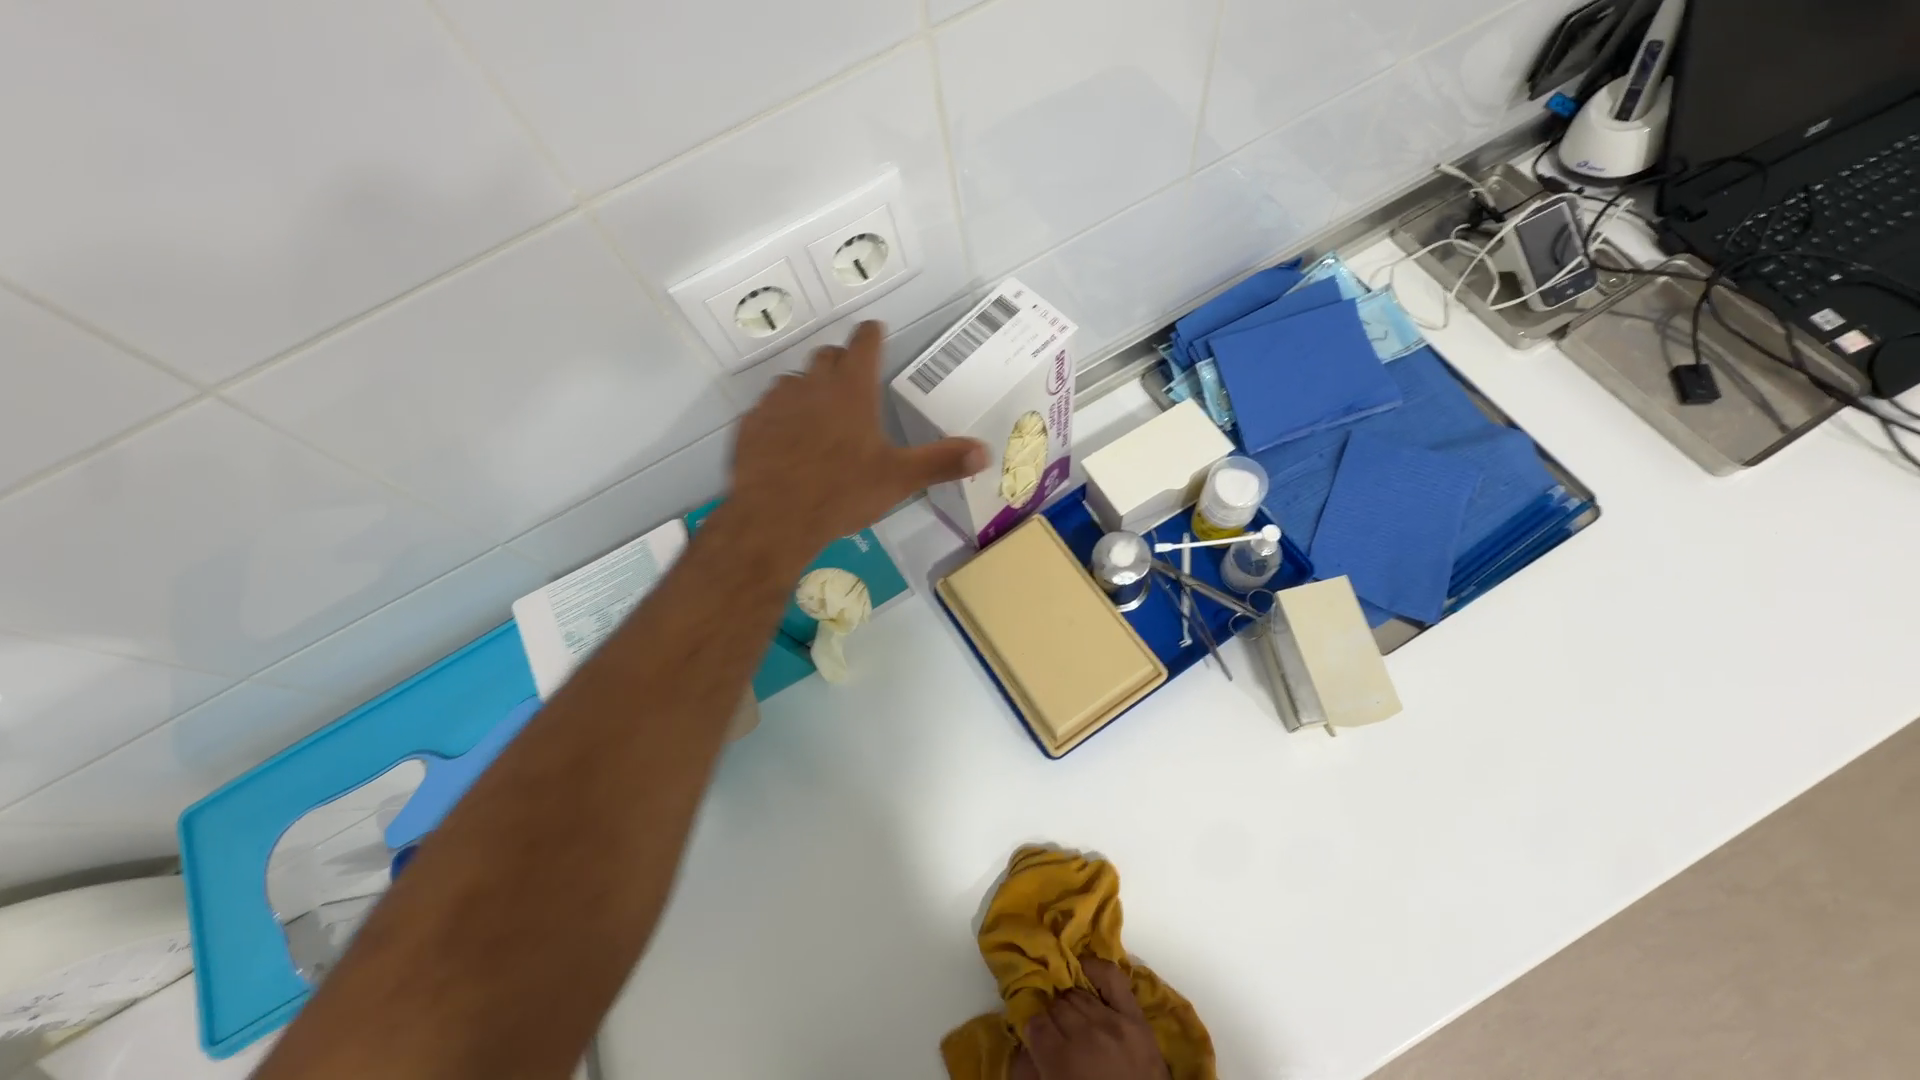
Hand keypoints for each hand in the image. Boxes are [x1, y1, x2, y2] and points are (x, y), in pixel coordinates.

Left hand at [731, 321, 985, 551]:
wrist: (774, 518)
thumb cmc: (842, 492)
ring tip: (819, 415)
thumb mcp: (899, 479)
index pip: (864, 343)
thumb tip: (984, 452)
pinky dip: (781, 415)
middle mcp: (814, 386)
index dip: (872, 334)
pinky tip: (787, 440)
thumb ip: (941, 462)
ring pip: (795, 380)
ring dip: (809, 388)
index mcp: (853, 390)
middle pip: (827, 356)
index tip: (875, 331)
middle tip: (852, 381)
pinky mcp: (753, 424)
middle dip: (841, 362)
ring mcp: (778, 403)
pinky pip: (768, 408)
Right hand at [1012, 958, 1170, 1079]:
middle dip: (1052, 1015)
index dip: (1033, 1027)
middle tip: (1056, 1029)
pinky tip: (1085, 972)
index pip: (1035, 1022)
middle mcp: (1084, 1034)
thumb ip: (1030, 1069)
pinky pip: (1112, 978)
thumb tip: (1023, 1043)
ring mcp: (1112, 1023)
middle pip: (1057, 1005)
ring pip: (1078, 994)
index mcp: (1061, 1059)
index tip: (1036, 1035)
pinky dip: (1095, 970)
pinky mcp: (1136, 1018)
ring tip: (1074, 1017)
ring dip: (1072, 1003)